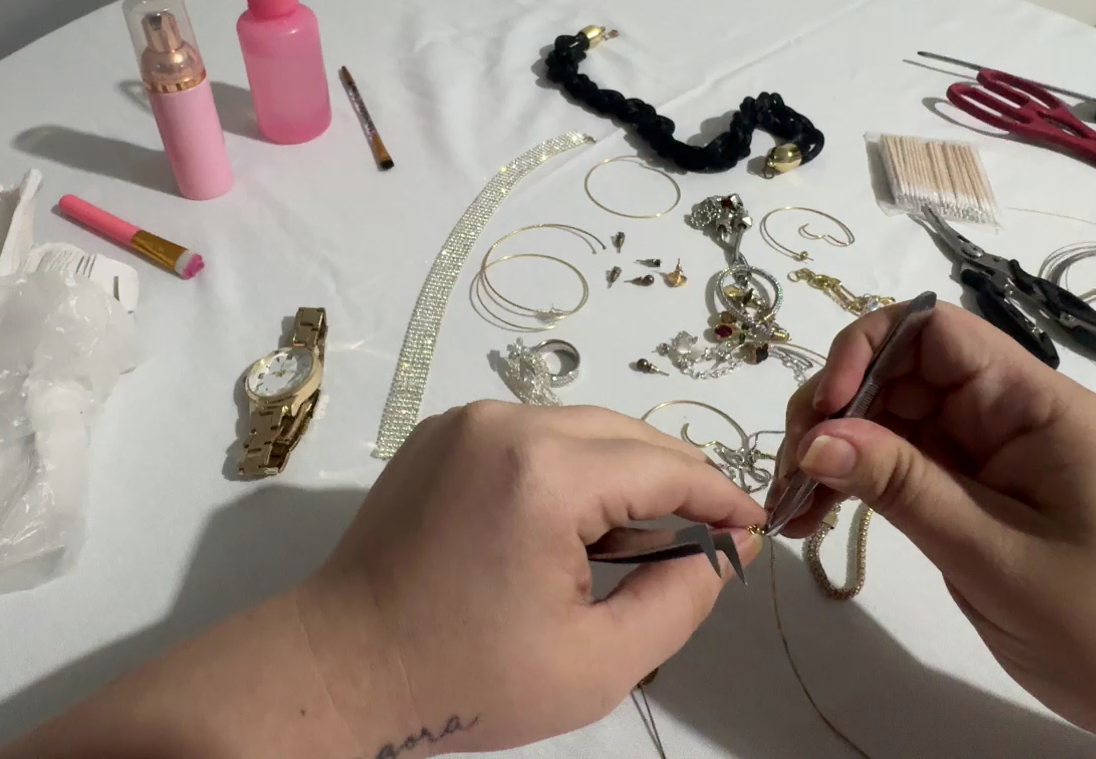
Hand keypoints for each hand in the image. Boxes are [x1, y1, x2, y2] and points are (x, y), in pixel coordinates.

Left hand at [298, 400, 763, 754]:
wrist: (342, 661)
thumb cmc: (467, 677)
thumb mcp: (596, 662)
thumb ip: (679, 599)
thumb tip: (723, 549)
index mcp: (543, 472)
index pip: (660, 467)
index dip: (716, 495)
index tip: (753, 524)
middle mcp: (505, 421)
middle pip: (622, 434)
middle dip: (675, 478)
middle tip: (709, 531)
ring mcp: (468, 418)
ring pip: (579, 428)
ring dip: (622, 472)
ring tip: (645, 534)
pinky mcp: (444, 430)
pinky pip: (531, 434)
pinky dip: (569, 466)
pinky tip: (577, 519)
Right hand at [764, 300, 1095, 756]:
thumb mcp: (998, 558)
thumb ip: (901, 487)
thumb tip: (812, 438)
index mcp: (1034, 405)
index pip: (933, 329)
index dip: (866, 349)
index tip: (825, 411)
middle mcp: (1006, 415)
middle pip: (896, 373)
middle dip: (833, 410)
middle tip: (792, 472)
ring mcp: (987, 454)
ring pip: (886, 421)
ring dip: (832, 452)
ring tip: (793, 505)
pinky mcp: (974, 492)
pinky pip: (898, 466)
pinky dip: (853, 485)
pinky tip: (815, 516)